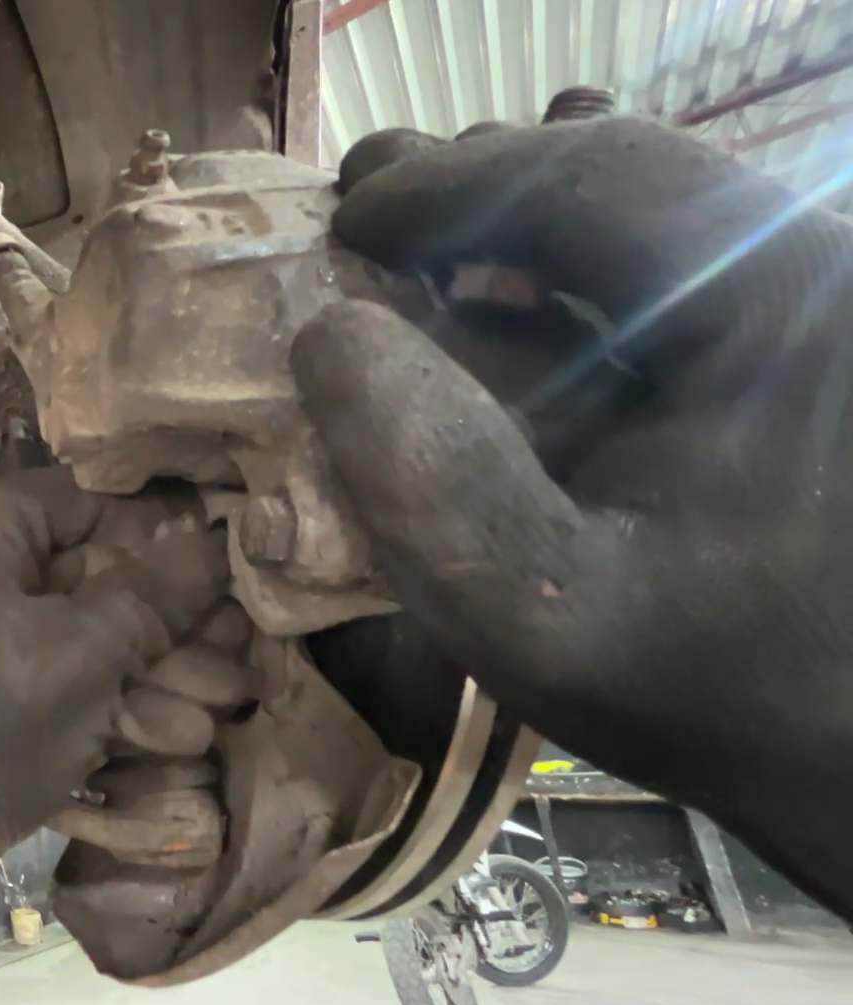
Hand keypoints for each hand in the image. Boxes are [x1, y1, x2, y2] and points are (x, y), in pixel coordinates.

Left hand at [0, 468, 225, 1004]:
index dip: (161, 533)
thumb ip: (145, 598)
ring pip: (78, 639)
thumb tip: (214, 538)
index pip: (87, 502)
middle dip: (171, 623)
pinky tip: (177, 738)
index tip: (227, 571)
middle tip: (246, 654)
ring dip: (153, 673)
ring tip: (230, 701)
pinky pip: (50, 684)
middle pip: (91, 578)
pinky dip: (106, 707)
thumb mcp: (72, 657)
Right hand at [293, 118, 852, 914]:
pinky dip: (547, 280)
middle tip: (360, 196)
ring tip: (407, 228)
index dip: (442, 185)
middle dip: (470, 183)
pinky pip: (649, 291)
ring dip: (504, 225)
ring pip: (633, 229)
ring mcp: (797, 324)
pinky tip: (492, 282)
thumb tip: (327, 333)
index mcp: (781, 315)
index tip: (339, 216)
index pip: (588, 184)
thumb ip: (422, 471)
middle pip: (617, 183)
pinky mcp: (777, 368)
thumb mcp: (528, 609)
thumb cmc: (704, 693)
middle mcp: (807, 286)